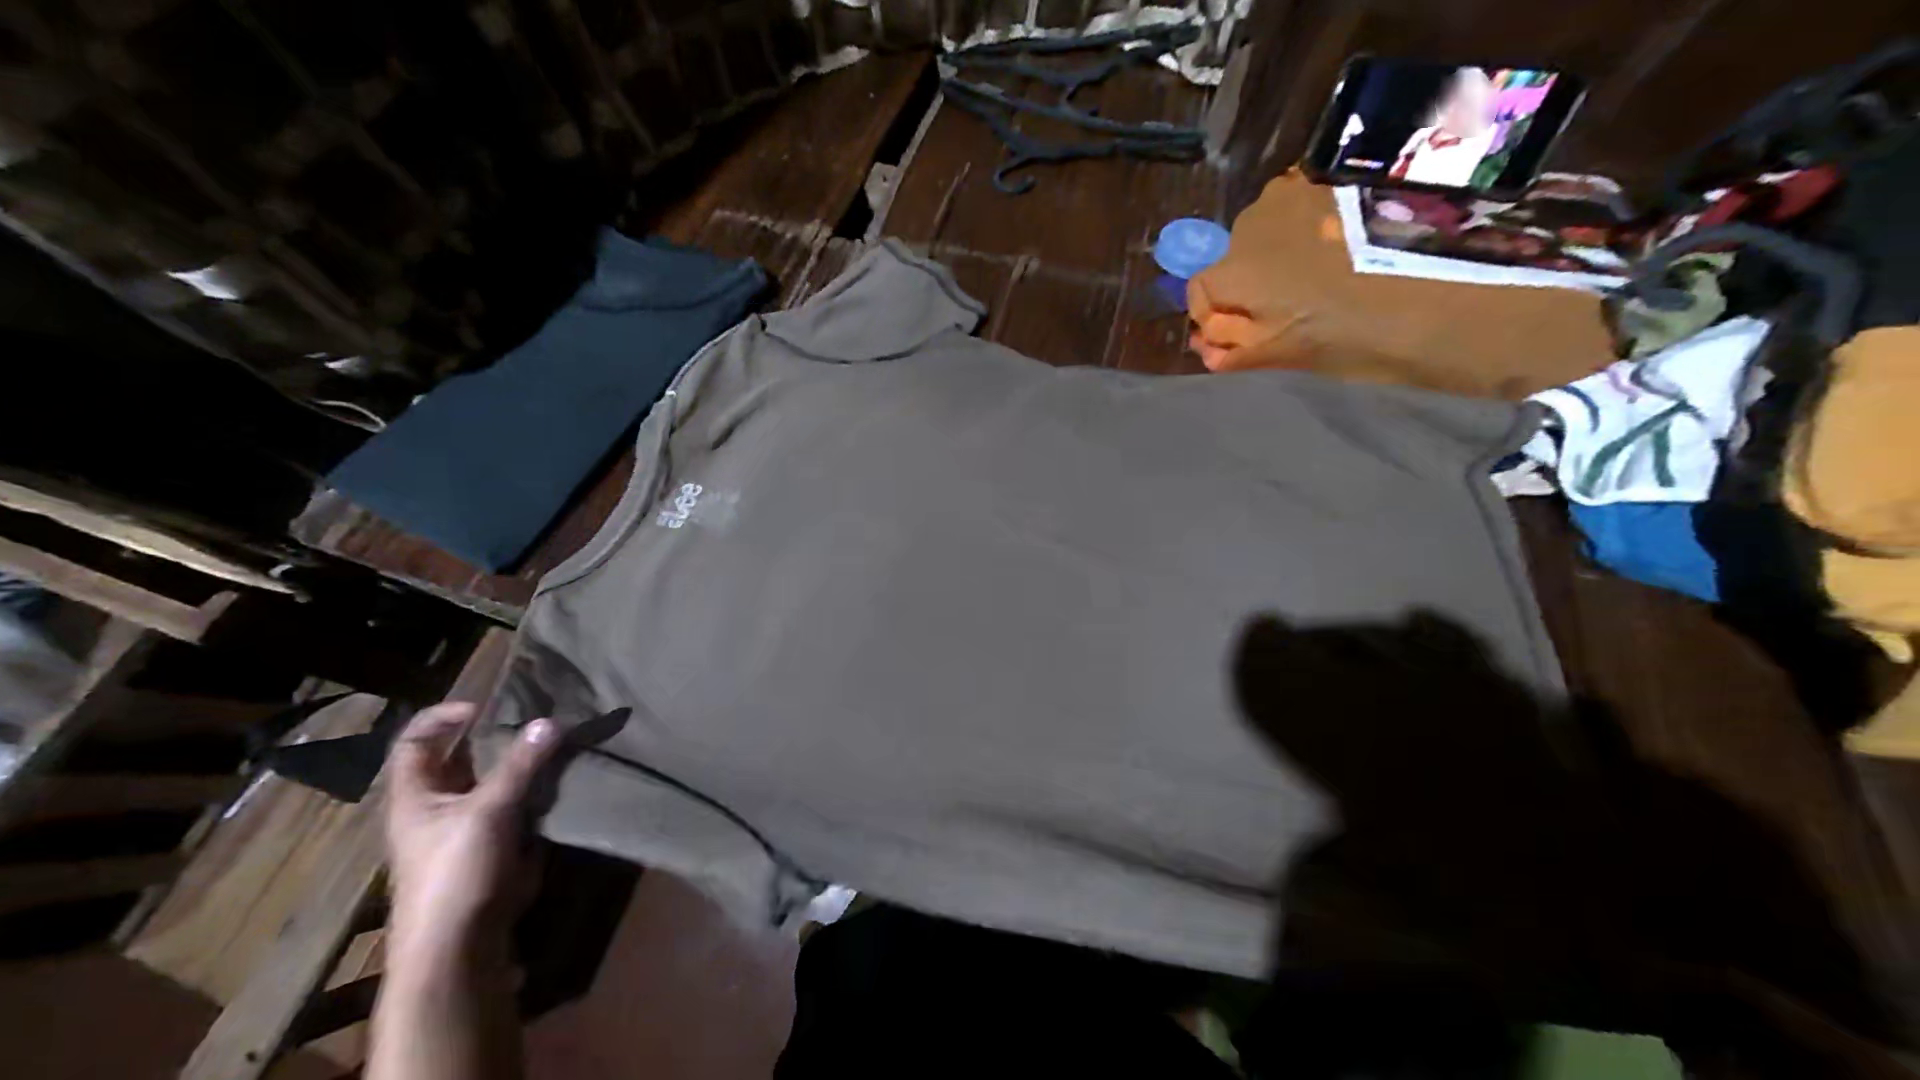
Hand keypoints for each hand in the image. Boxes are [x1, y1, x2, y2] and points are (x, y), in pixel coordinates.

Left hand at [384, 702, 561, 953]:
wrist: (459, 945)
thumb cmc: (455, 872)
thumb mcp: (488, 812)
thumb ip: (520, 765)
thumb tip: (550, 721)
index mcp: (415, 796)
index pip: (415, 742)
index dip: (442, 718)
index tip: (485, 706)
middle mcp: (437, 806)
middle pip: (461, 758)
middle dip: (496, 736)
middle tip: (536, 716)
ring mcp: (467, 826)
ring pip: (494, 780)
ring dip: (522, 762)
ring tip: (556, 740)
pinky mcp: (496, 844)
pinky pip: (516, 804)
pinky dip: (536, 788)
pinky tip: (562, 777)